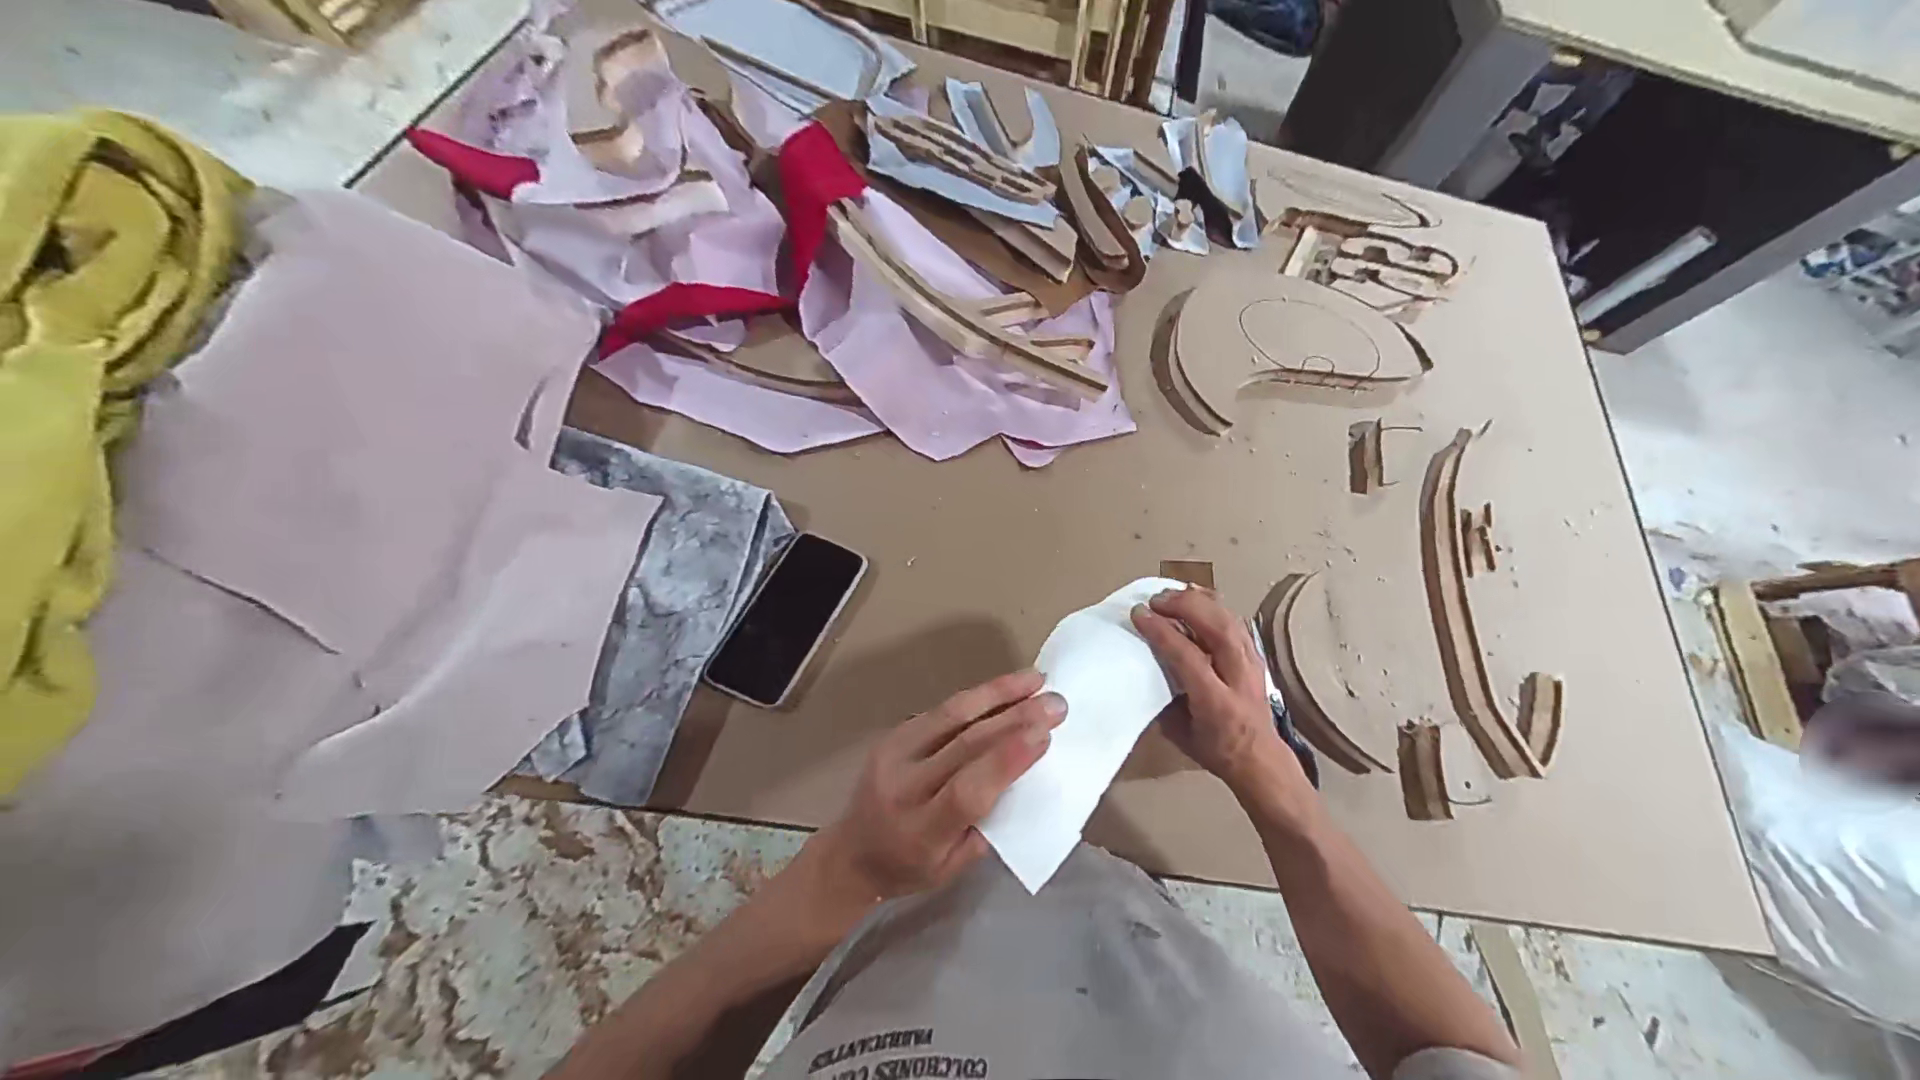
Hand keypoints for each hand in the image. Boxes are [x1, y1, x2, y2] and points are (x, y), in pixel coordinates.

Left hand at [810, 671, 1064, 904]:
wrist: (850, 853)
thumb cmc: (909, 869)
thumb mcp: (953, 868)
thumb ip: (986, 824)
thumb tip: (1024, 773)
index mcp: (920, 831)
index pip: (967, 789)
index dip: (1007, 759)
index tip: (1045, 735)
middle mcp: (903, 786)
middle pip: (964, 744)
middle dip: (1015, 719)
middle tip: (1055, 704)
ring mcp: (893, 754)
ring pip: (951, 715)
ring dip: (998, 694)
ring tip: (1034, 680)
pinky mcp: (892, 734)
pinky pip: (941, 711)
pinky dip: (977, 697)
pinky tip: (1004, 689)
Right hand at [1130, 587, 1301, 796]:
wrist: (1260, 760)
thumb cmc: (1215, 749)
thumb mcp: (1178, 732)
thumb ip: (1162, 698)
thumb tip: (1143, 666)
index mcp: (1216, 701)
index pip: (1187, 655)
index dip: (1161, 631)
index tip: (1138, 614)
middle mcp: (1239, 677)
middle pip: (1216, 628)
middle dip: (1184, 606)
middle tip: (1155, 600)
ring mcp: (1252, 664)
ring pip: (1229, 619)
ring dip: (1199, 601)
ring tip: (1172, 594)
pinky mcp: (1256, 657)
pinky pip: (1235, 621)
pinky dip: (1215, 605)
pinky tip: (1197, 596)